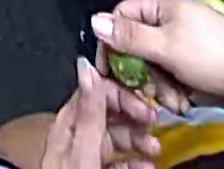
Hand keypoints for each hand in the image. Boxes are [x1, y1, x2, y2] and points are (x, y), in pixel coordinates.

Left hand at [40, 59, 159, 168]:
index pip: (95, 92)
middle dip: (133, 117)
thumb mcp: (83, 154)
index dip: (121, 93)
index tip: (144, 102)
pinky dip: (133, 164)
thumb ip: (88, 113)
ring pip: (115, 140)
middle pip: (108, 114)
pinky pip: (116, 164)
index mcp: (68, 126)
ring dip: (137, 141)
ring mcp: (84, 160)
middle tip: (155, 123)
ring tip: (155, 151)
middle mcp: (75, 138)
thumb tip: (87, 65)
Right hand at [93, 0, 223, 119]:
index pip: (119, 18)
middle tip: (154, 87)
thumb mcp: (166, 45)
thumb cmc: (214, 54)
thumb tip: (94, 20)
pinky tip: (187, 101)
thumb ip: (128, 36)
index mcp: (159, 3)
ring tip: (178, 96)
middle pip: (133, 47)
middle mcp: (167, 19)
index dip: (111, 44)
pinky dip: (173, 94)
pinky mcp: (191, 66)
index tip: (109, 72)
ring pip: (150, 69)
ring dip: (159, 88)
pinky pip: (167, 81)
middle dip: (141, 73)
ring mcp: (180, 43)